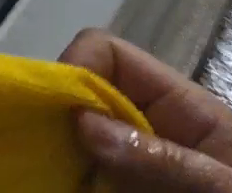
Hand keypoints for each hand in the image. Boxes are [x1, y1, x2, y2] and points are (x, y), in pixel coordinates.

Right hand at [60, 29, 231, 191]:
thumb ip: (174, 161)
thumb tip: (83, 121)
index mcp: (184, 108)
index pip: (108, 53)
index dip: (76, 68)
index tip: (61, 115)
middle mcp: (152, 128)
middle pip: (83, 98)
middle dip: (58, 120)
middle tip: (47, 157)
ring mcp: (140, 164)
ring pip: (78, 141)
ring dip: (61, 159)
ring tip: (55, 179)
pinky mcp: (130, 190)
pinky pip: (90, 179)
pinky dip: (74, 182)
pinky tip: (69, 189)